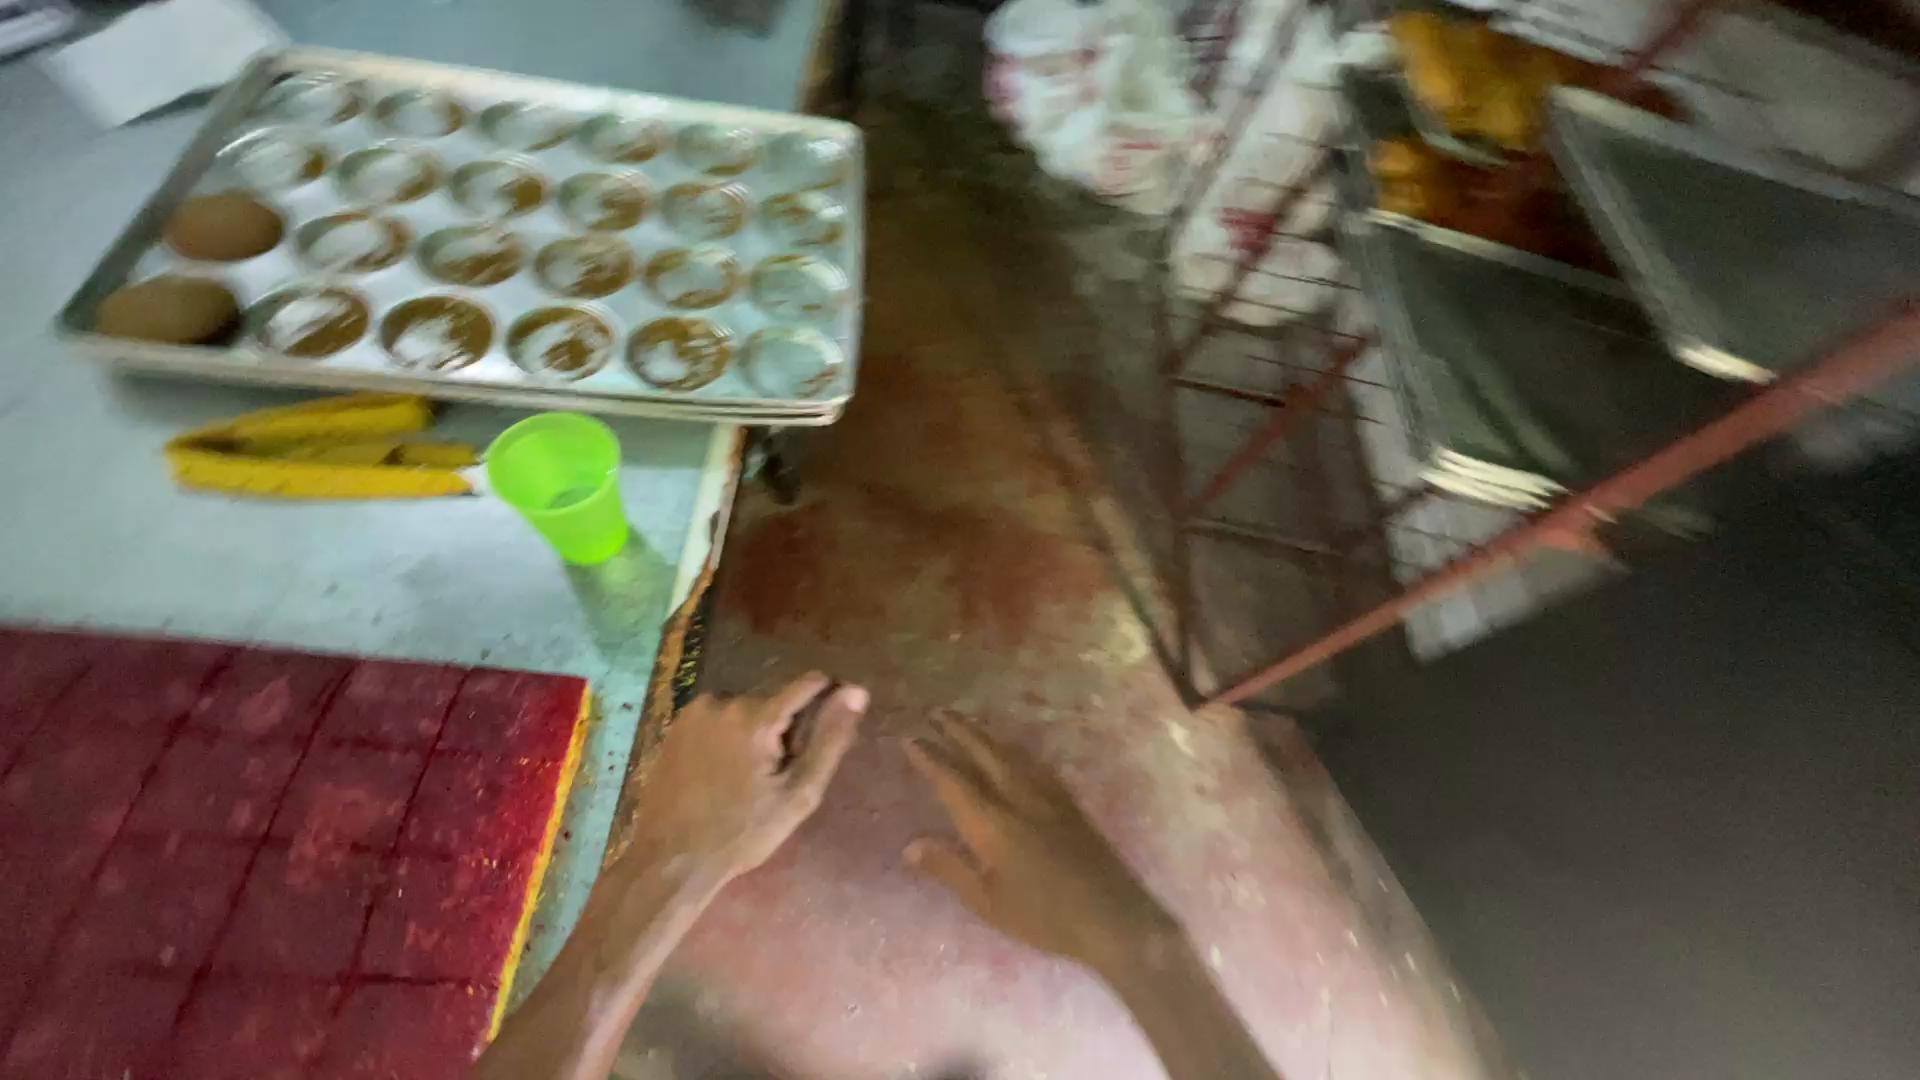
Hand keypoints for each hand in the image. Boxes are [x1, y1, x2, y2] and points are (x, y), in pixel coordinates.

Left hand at [626, 673, 866, 884]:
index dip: (824, 704)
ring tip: (747, 776)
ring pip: (748, 708)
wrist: (670, 860)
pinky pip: (720, 716)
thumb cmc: (742, 832)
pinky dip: (729, 735)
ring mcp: (696, 710)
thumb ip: (830, 739)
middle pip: (775, 700)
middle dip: (785, 727)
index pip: (809, 683)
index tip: (822, 735)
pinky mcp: (677, 723)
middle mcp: (725, 700)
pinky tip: (722, 772)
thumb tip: (857, 691)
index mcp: (757, 716)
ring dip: (756, 730)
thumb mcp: (798, 794)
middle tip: (777, 773)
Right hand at [904, 712, 1178, 973]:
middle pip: (983, 753)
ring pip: (1008, 752)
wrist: (1110, 915)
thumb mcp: (987, 902)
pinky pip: (1032, 761)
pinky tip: (1010, 749)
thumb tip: (910, 845)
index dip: (930, 758)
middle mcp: (1017, 797)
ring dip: (983, 733)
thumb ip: (949, 867)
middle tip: (936, 712)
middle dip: (957, 730)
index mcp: (991, 823)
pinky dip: (1012, 748)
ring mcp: (1045, 794)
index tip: (911, 739)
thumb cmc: (1042, 916)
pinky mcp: (1066, 800)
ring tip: (965, 720)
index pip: (953, 780)